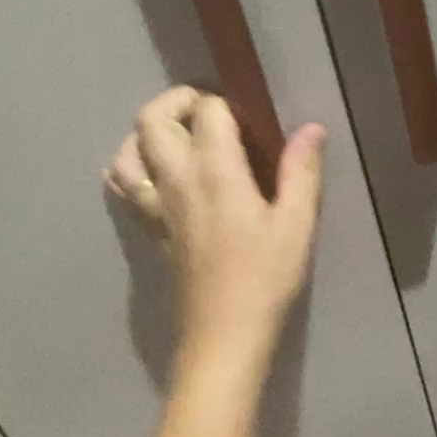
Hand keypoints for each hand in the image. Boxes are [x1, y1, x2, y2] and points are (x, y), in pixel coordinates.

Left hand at [105, 86, 324, 354]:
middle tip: (209, 113)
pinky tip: (152, 174)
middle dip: (177, 103)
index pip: (208, 111)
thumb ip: (301, 173)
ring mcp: (157, 206)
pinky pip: (125, 187)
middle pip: (152, 120)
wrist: (224, 334)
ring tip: (178, 139)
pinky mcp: (151, 230)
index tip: (250, 121)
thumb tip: (311, 129)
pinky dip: (131, 168)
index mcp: (215, 170)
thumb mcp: (296, 226)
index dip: (227, 105)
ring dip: (148, 133)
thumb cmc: (266, 280)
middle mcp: (176, 179)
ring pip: (129, 150)